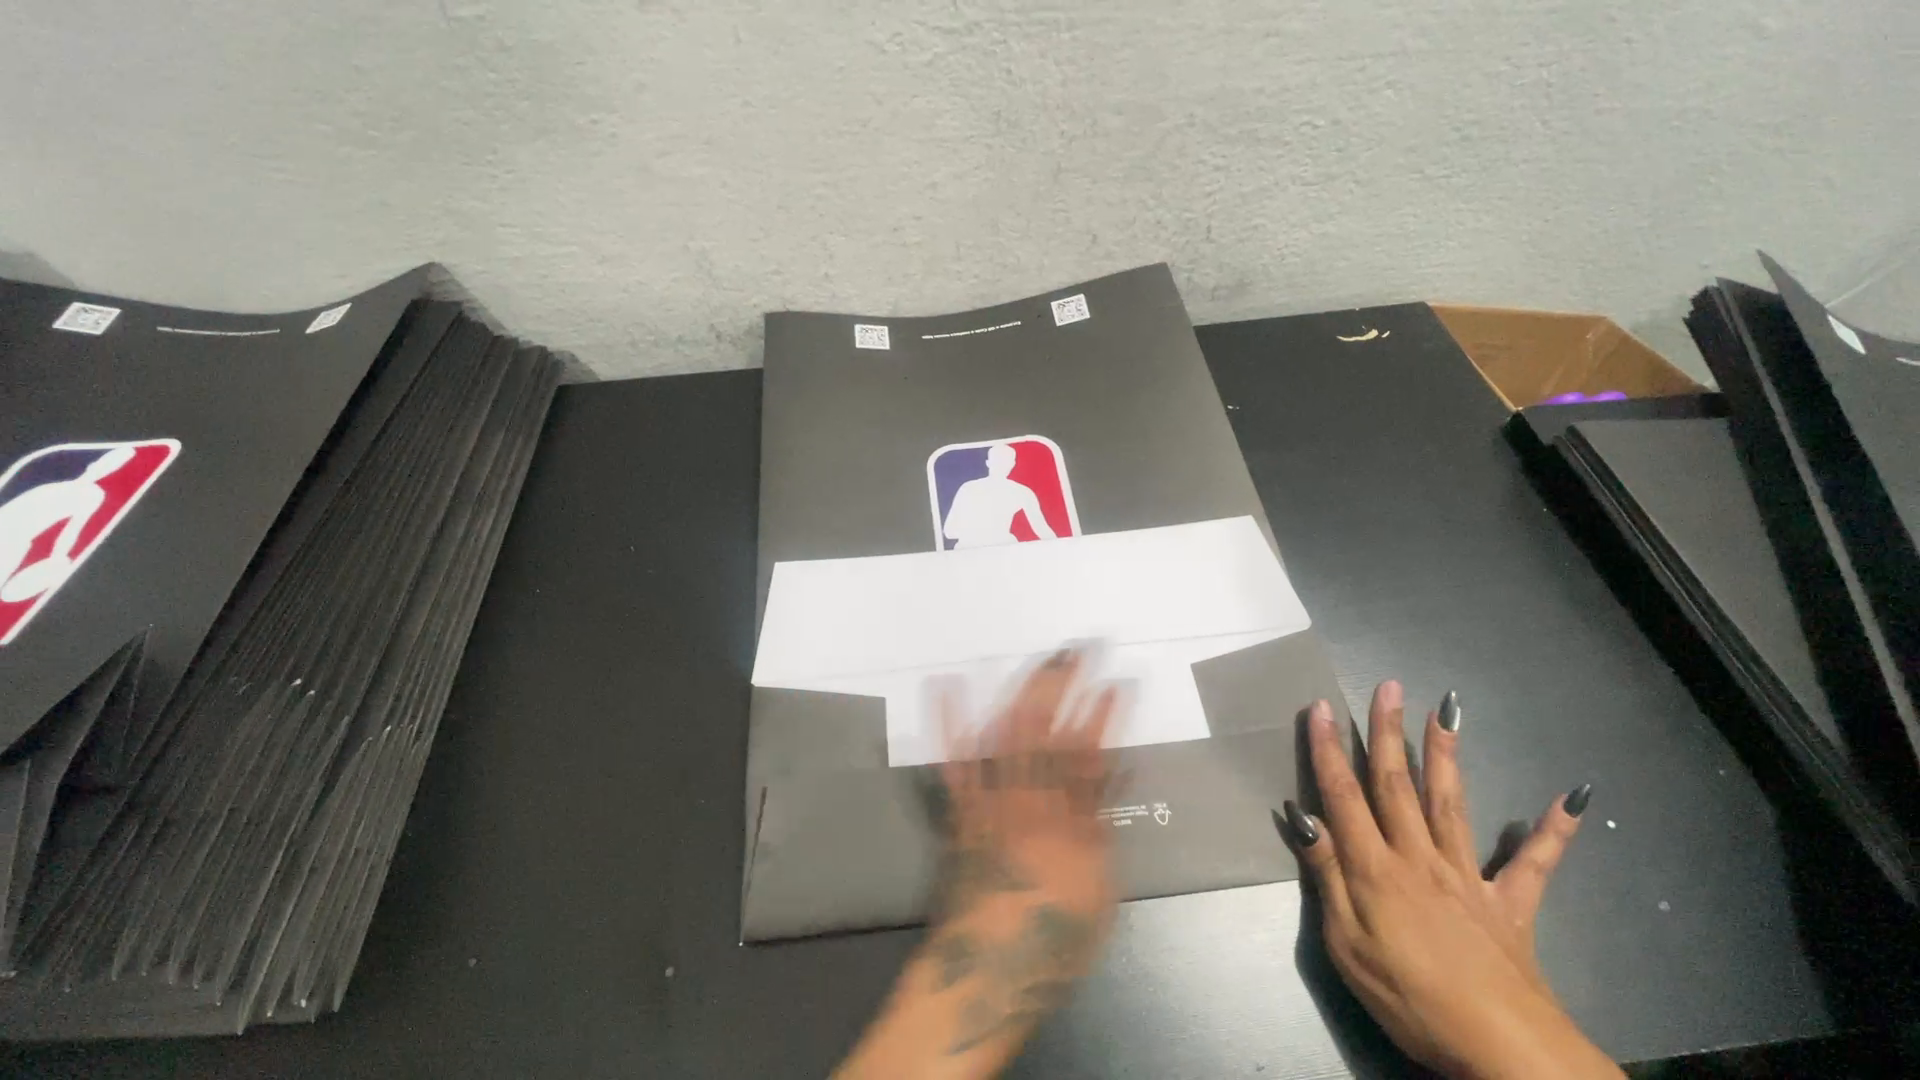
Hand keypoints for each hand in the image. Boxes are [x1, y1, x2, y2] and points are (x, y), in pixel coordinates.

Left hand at [833, 647, 1122, 1079]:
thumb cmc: (1052, 942)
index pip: (1091, 756)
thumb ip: (1101, 830)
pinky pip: (954, 761)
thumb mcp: (1100, 893)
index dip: (1104, 715)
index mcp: (1072, 824)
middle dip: (1064, 686)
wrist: (986, 971)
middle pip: (1048, 732)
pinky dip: (949, 720)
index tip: (1116, 680)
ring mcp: (990, 803)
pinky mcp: (960, 812)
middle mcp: (1030, 802)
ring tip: (1039, 659)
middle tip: (1078, 649)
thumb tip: (1111, 778)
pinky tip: (947, 685)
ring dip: (1023, 692)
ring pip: (1008, 735)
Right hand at [1283, 681, 1622, 1079]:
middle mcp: (1420, 857)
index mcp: (1376, 869)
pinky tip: (1574, 797)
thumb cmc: (1408, 998)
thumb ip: (1328, 876)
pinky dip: (1554, 830)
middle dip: (1386, 733)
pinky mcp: (1509, 903)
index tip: (1318, 707)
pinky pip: (1534, 863)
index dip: (1327, 750)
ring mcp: (1468, 876)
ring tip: (1446, 710)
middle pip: (1397, 785)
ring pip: (1451, 803)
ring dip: (1445, 754)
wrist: (1502, 1048)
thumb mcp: (1346, 945)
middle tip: (1388, 686)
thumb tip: (1303, 816)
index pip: (1343, 797)